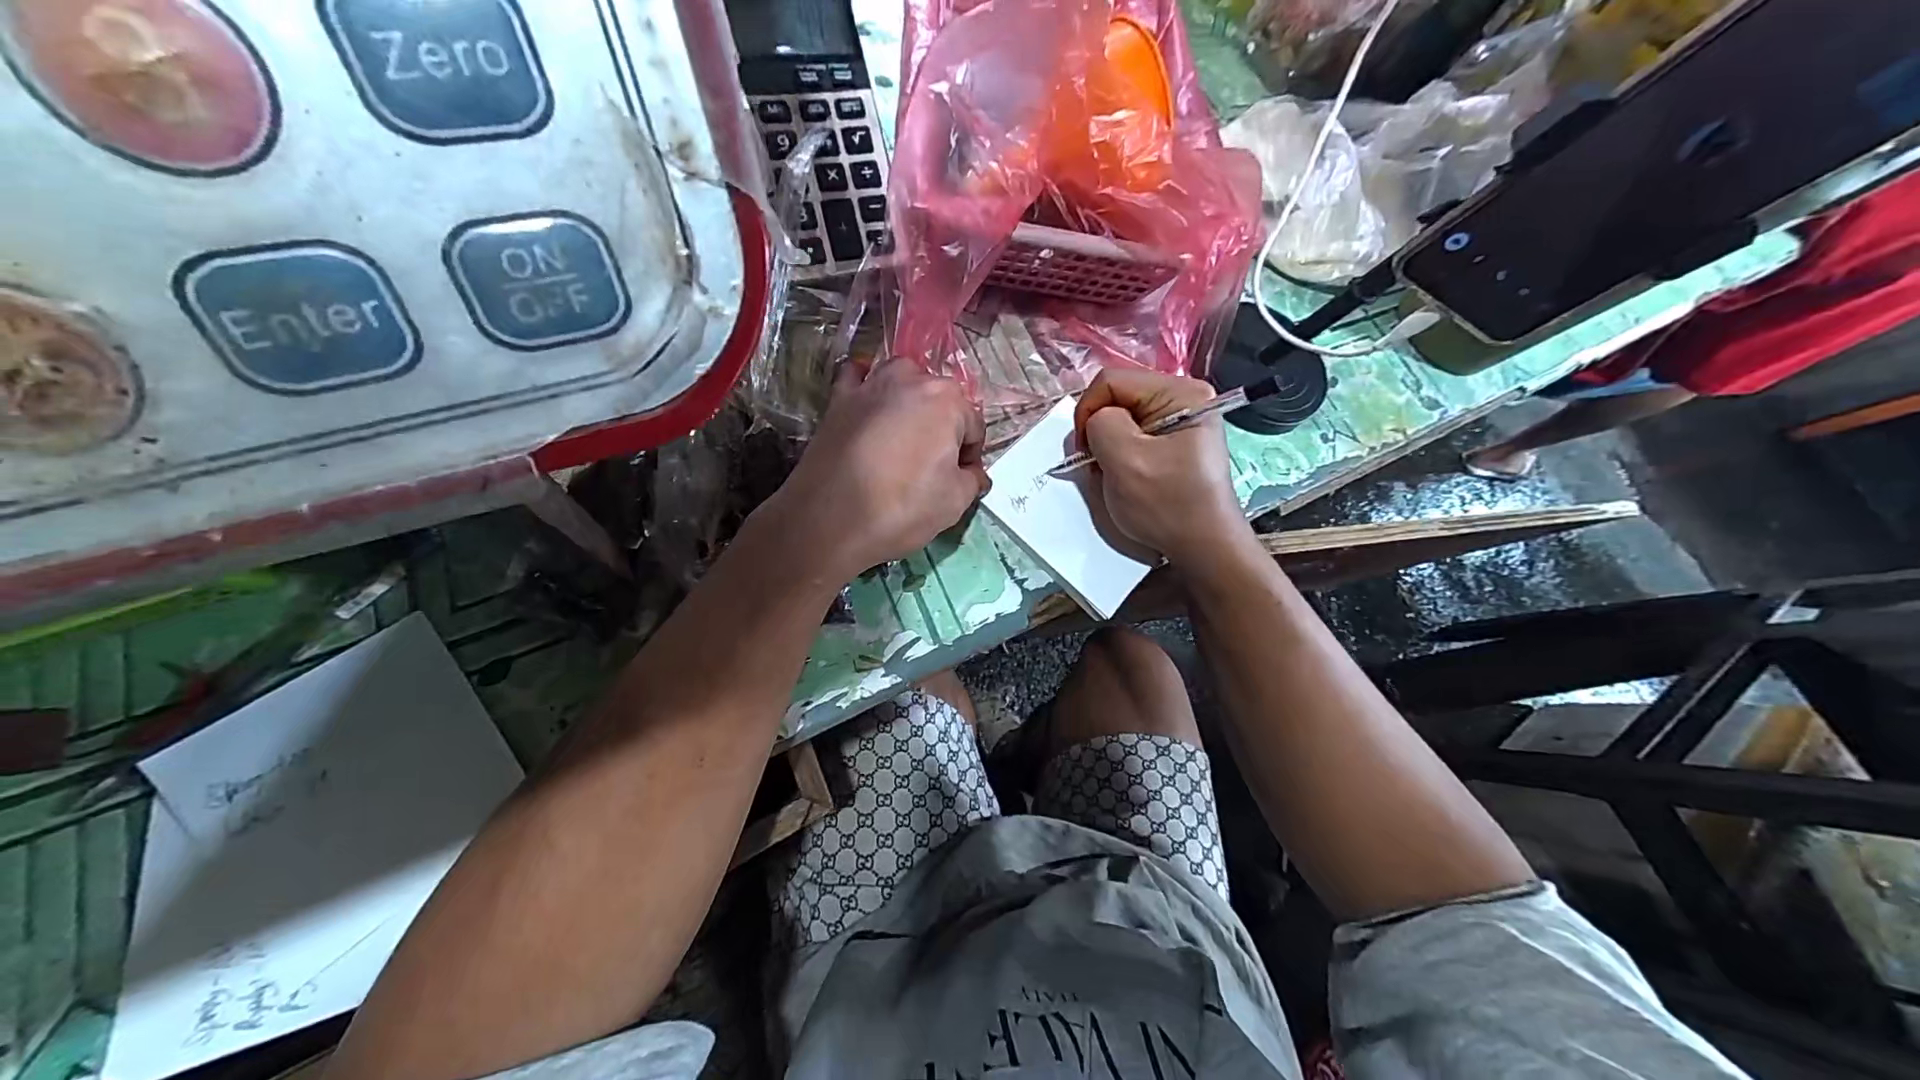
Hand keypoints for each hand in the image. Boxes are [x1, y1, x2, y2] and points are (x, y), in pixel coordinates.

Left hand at [761, 359, 988, 580]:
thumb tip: (972, 473)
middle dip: (942, 427)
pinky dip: (866, 389)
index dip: (970, 456)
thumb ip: (972, 479)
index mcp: (947, 400)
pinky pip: (857, 380)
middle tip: (932, 465)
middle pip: (939, 399)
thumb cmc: (901, 508)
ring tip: (903, 438)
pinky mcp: (837, 400)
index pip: (973, 425)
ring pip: (902, 381)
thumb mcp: (954, 502)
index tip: (960, 479)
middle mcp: (910, 380)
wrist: (827, 520)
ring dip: (909, 401)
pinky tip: (867, 408)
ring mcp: (869, 386)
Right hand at [1074, 367, 1252, 567]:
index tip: (1085, 450)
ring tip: (1114, 477)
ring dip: (1108, 448)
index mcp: (1180, 393)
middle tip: (1100, 467)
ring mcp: (1180, 421)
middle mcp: (1184, 399)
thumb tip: (1095, 421)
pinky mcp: (1175, 443)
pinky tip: (1127, 479)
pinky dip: (1120, 457)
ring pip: (1121, 420)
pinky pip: (1133, 437)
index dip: (1088, 412)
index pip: (1111, 381)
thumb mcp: (1125, 460)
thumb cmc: (1167, 506)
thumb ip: (1101, 425)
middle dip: (1099, 432)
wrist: (1204, 549)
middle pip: (1117, 398)